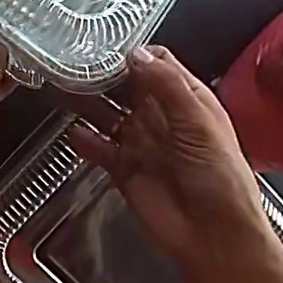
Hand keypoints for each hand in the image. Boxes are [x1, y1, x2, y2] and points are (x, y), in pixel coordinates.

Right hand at [66, 46, 280, 274]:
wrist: (212, 235)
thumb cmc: (219, 177)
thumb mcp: (197, 123)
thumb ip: (166, 86)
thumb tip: (135, 54)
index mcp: (186, 101)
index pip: (157, 65)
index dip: (134, 55)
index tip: (105, 47)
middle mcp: (160, 117)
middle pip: (125, 86)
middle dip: (102, 75)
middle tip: (74, 63)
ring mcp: (140, 142)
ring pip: (107, 114)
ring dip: (86, 102)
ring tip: (63, 88)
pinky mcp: (123, 168)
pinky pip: (98, 148)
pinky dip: (84, 141)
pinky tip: (74, 134)